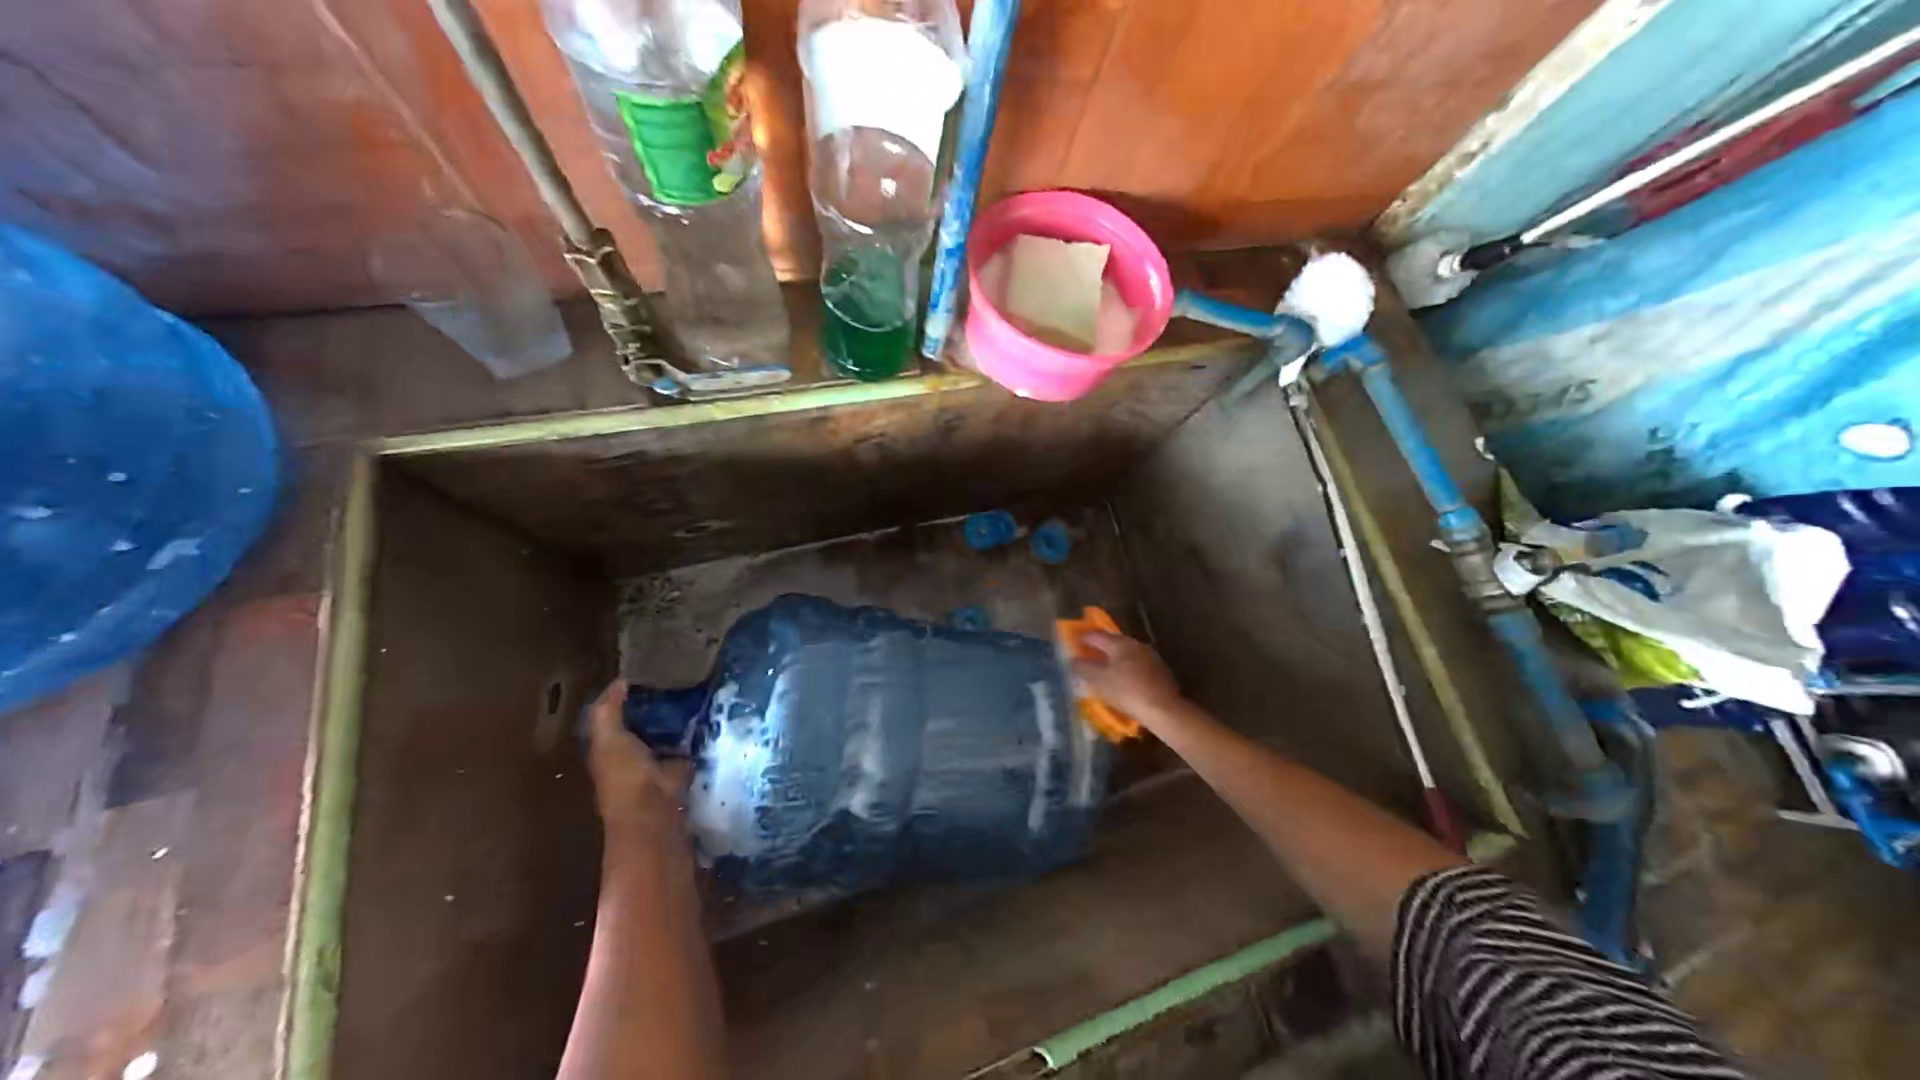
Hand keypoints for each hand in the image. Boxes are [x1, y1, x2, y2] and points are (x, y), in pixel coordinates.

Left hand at [585, 679, 689, 838]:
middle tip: (680, 676)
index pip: (618, 714)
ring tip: (698, 688)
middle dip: (660, 702)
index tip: (651, 671)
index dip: (631, 694)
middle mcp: (633, 752)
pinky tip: (710, 712)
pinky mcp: (683, 767)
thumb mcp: (607, 735)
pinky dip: (698, 732)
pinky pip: (690, 743)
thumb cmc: (623, 772)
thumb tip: (620, 681)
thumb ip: (607, 709)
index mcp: (609, 745)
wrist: (653, 808)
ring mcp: (659, 760)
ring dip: (681, 716)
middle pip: (646, 721)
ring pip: (669, 731)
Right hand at [1070, 632, 1187, 723]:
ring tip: (1101, 672)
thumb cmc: (1127, 691)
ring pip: (1125, 655)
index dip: (1082, 639)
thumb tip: (1072, 660)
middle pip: (1112, 643)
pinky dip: (1125, 670)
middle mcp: (1136, 645)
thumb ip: (1083, 668)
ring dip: (1112, 661)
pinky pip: (1135, 666)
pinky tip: (1121, 682)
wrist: (1163, 709)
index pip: (1096, 635)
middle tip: (1086, 658)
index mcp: (1120, 643)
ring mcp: (1149, 657)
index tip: (1072, 644)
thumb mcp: (1099, 681)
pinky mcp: (1159, 671)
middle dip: (1098, 650)